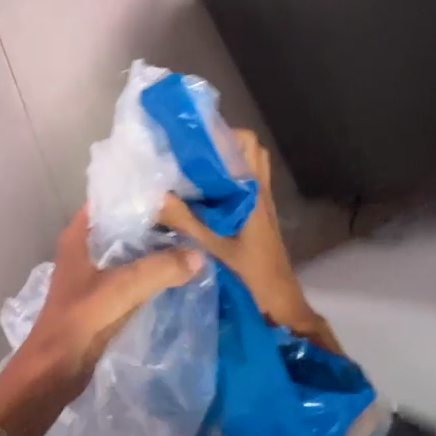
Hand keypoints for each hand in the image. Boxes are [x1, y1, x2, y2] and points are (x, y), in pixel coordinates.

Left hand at [0, 208, 202, 435]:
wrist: (54, 371)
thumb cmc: (81, 319)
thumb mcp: (123, 288)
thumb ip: (161, 268)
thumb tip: (200, 255)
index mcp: (80, 233)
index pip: (113, 199)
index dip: (141, 195)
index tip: (175, 193)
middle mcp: (85, 246)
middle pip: (124, 223)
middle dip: (154, 221)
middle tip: (191, 216)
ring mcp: (93, 271)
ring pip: (129, 249)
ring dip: (154, 246)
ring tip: (190, 239)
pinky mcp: (102, 295)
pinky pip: (131, 272)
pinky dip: (150, 268)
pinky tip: (175, 270)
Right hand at [159, 129, 341, 353]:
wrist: (281, 303)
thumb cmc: (253, 274)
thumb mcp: (214, 248)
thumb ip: (185, 221)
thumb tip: (154, 195)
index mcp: (253, 190)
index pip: (246, 143)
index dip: (222, 132)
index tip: (191, 134)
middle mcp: (259, 190)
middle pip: (249, 149)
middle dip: (222, 142)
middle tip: (191, 150)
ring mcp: (261, 202)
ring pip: (248, 166)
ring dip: (225, 161)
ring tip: (193, 168)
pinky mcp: (258, 216)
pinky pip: (245, 184)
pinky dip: (227, 180)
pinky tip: (202, 194)